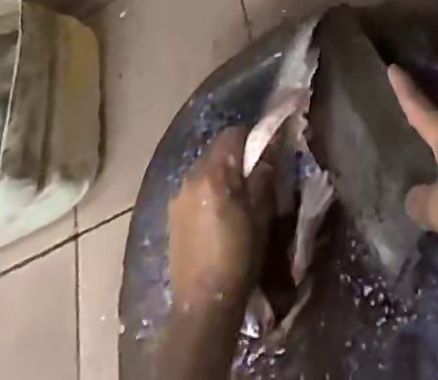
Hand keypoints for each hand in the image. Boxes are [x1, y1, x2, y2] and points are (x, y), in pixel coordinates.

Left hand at [167, 124, 268, 308]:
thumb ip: (263, 178)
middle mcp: (191, 177)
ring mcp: (177, 196)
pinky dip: (207, 189)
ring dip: (220, 172)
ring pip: (203, 168)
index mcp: (214, 174)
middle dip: (235, 154)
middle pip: (215, 149)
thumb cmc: (239, 258)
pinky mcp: (171, 214)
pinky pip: (193, 188)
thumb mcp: (261, 216)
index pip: (232, 134)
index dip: (251, 135)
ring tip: (235, 195)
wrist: (203, 303)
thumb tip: (266, 154)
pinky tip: (216, 212)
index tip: (265, 147)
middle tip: (253, 171)